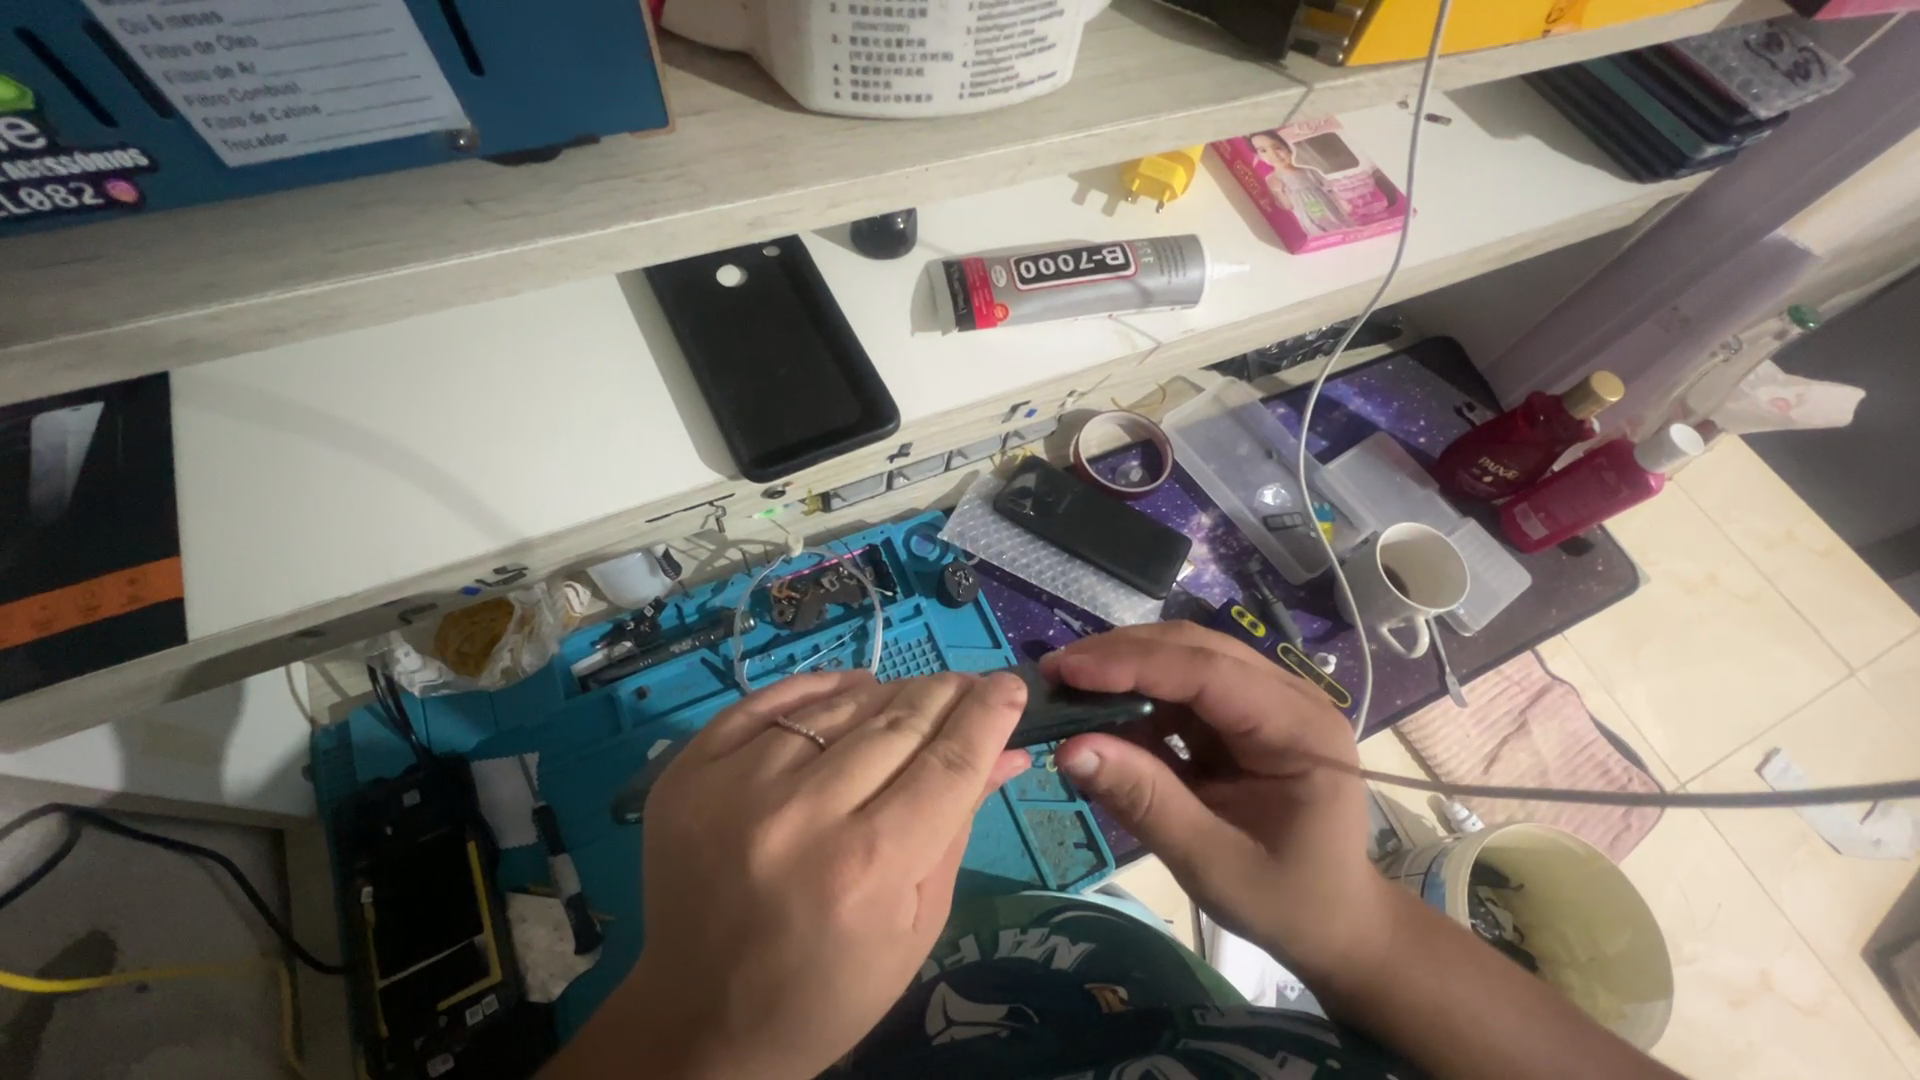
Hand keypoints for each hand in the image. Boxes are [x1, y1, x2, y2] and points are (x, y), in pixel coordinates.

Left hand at [566, 669, 1029, 1079]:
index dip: (988, 715)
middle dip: (946, 695)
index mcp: (867, 867)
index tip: (1010, 686)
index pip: (949, 762)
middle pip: (898, 722)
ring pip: (840, 704)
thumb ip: (958, 825)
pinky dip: (822, 686)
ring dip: (890, 692)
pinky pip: (770, 701)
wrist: (700, 1020)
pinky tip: (855, 688)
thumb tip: (1006, 750)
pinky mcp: (690, 771)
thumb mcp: (916, 924)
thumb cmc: (829, 989)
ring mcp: (734, 786)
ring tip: (916, 697)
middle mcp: (800, 816)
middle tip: (967, 688)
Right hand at [1045, 622, 1390, 980]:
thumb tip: (1069, 749)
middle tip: (1054, 673)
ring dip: (1125, 667)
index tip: (1066, 670)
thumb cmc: (1285, 901)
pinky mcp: (1243, 713)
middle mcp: (1289, 697)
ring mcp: (1267, 700)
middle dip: (1121, 655)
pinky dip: (1138, 692)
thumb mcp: (1211, 863)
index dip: (1133, 664)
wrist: (1335, 922)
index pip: (1209, 672)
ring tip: (1067, 686)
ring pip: (1185, 657)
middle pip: (1196, 649)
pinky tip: (1101, 710)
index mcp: (1299, 730)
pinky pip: (1183, 686)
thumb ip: (1144, 802)